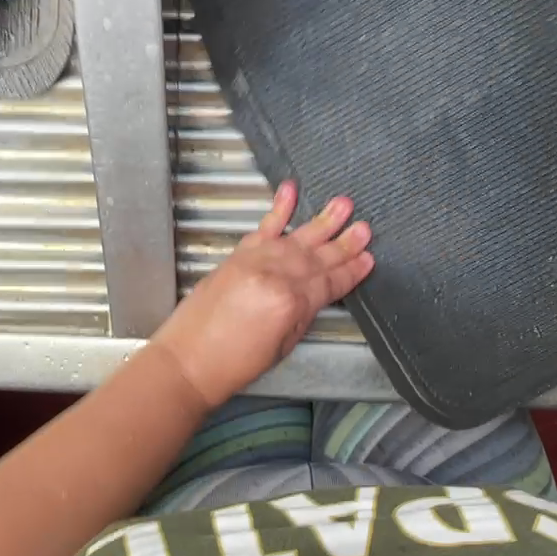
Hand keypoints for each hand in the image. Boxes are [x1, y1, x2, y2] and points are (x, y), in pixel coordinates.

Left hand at [150, 182, 374, 409]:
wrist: (188, 360)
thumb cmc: (233, 364)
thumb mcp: (283, 346)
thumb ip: (303, 314)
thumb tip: (315, 295)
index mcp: (291, 303)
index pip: (330, 283)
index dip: (351, 272)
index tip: (368, 261)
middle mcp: (275, 276)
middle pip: (317, 257)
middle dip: (344, 244)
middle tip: (365, 230)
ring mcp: (255, 262)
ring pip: (296, 238)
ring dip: (322, 221)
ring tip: (344, 205)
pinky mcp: (237, 257)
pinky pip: (262, 227)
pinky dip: (277, 208)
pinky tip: (290, 191)